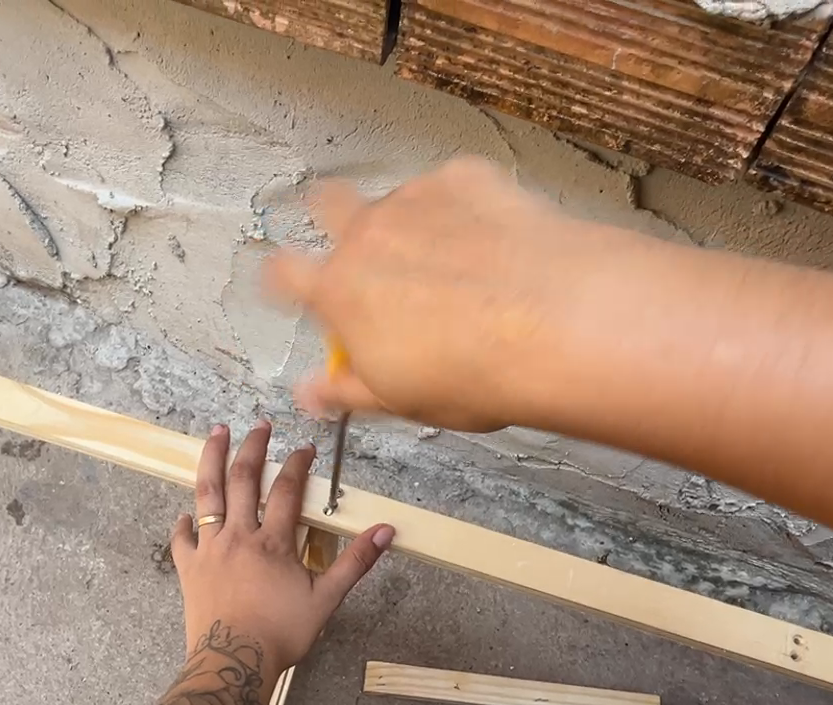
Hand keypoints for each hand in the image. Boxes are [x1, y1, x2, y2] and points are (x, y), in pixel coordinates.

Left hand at [171, 421, 393, 672]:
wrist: (233, 662)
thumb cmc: (281, 633)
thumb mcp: (326, 599)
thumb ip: (355, 562)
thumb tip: (385, 531)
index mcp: (273, 542)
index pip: (287, 490)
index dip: (298, 464)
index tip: (304, 448)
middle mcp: (239, 536)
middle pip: (244, 478)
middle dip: (253, 447)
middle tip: (259, 425)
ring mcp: (209, 549)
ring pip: (207, 494)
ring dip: (212, 459)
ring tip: (216, 433)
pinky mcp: (188, 568)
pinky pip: (181, 538)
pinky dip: (183, 523)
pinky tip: (185, 515)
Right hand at [265, 157, 637, 431]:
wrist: (551, 324)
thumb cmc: (469, 374)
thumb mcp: (397, 398)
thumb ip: (344, 389)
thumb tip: (307, 393)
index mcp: (340, 292)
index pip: (284, 273)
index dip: (281, 277)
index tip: (289, 281)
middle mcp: (367, 234)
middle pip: (327, 204)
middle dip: (335, 220)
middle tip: (369, 252)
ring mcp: (415, 200)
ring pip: (395, 200)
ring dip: (407, 223)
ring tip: (450, 260)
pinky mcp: (465, 177)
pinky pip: (450, 188)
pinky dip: (460, 210)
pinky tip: (490, 241)